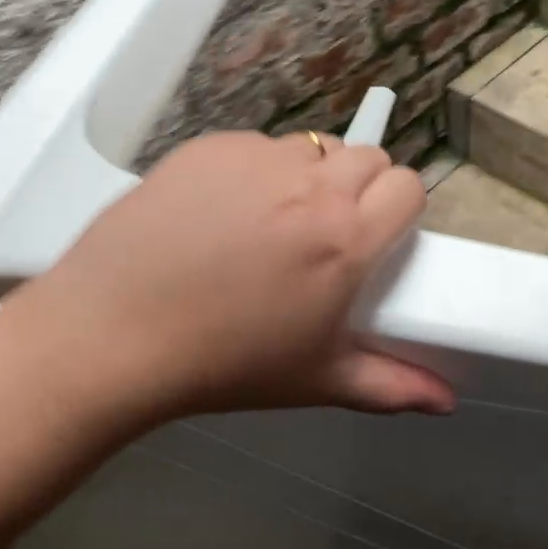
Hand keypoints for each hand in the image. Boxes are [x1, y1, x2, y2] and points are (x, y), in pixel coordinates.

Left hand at [8, 131, 453, 422]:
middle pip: (369, 158)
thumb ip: (391, 385)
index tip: (374, 234)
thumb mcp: (316, 378)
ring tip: (270, 219)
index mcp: (347, 238)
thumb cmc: (221, 364)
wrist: (101, 341)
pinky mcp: (210, 147)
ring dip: (309, 175)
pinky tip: (222, 210)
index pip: (409, 186)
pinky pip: (257, 146)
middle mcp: (313, 188)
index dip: (396, 208)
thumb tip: (446, 403)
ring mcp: (259, 161)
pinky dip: (254, 169)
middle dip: (359, 186)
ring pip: (314, 148)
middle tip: (325, 228)